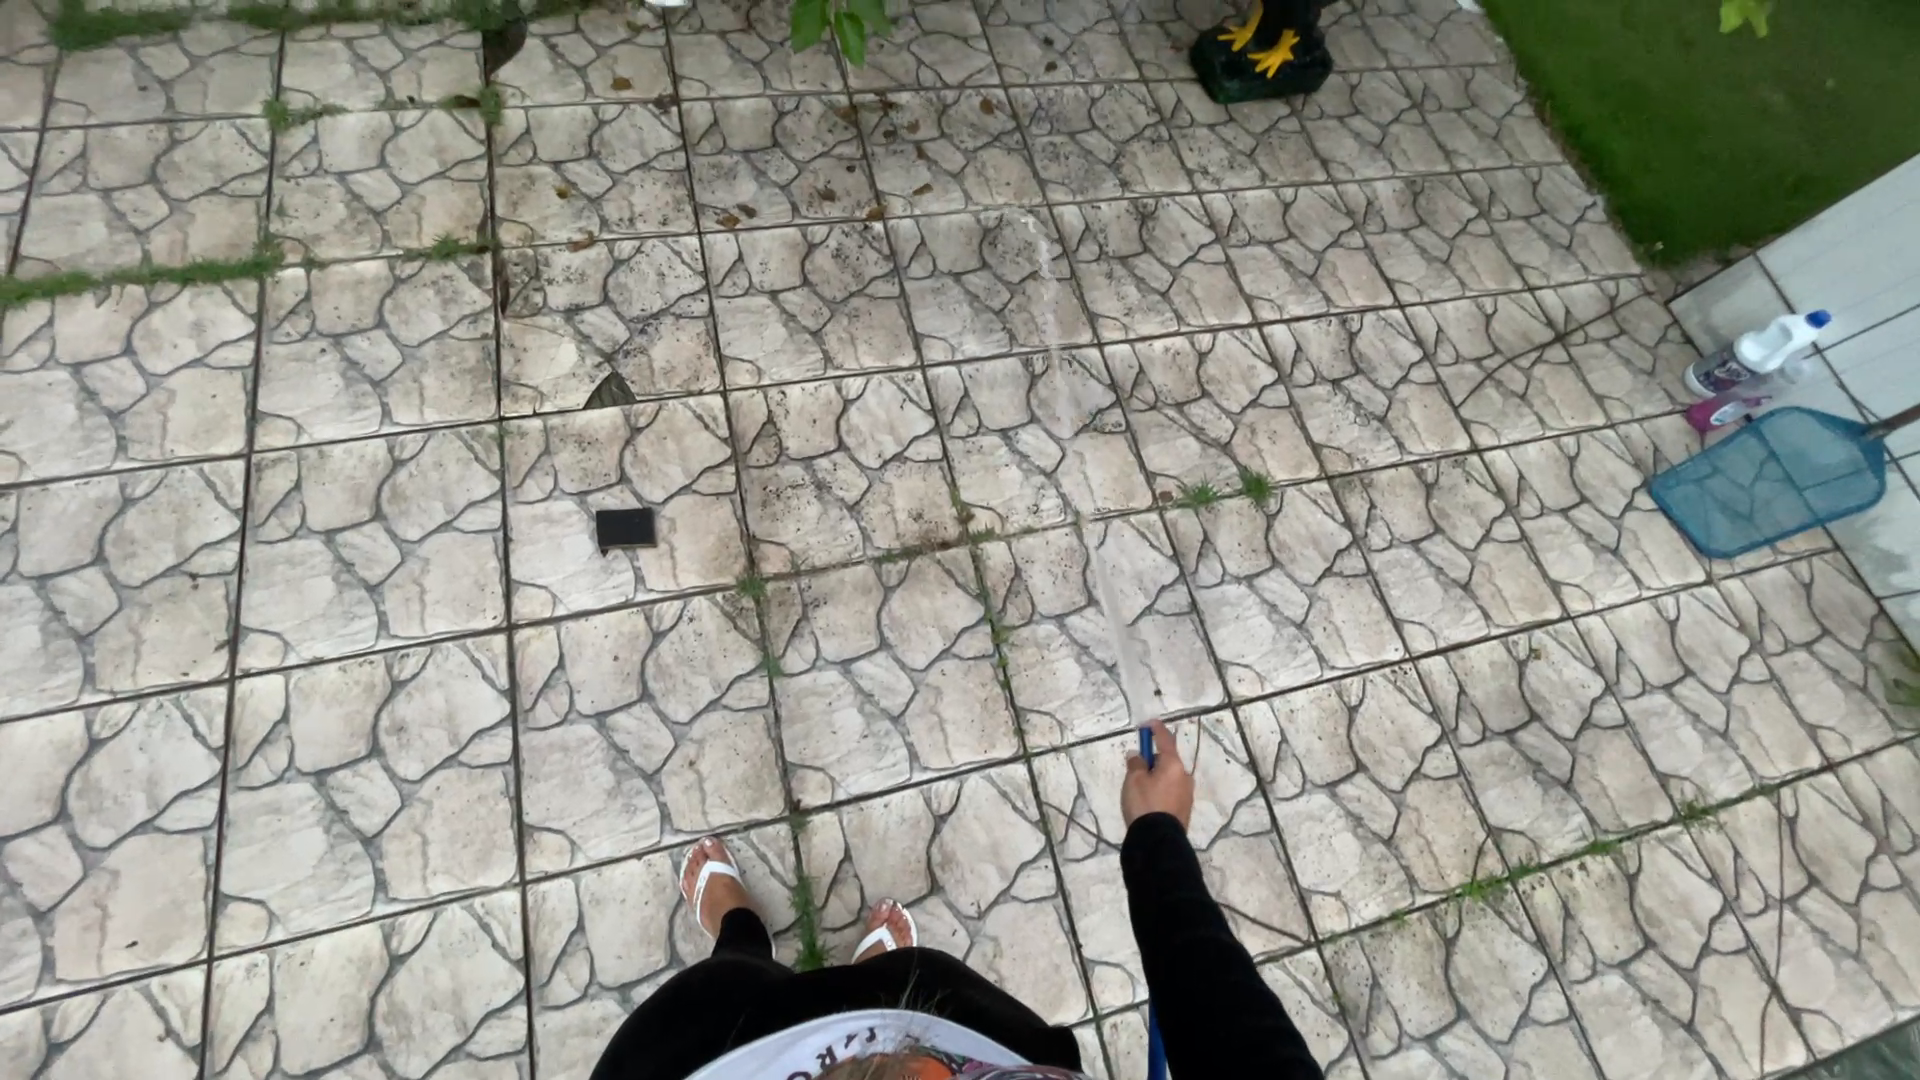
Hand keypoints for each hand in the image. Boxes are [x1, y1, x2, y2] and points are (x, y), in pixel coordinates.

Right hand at [1122, 719, 1193, 829]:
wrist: (1158, 840)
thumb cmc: (1145, 804)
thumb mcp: (1133, 780)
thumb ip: (1135, 763)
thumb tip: (1137, 755)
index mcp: (1173, 765)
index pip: (1165, 739)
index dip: (1156, 729)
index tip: (1147, 723)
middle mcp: (1184, 776)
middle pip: (1167, 759)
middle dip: (1152, 759)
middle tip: (1135, 768)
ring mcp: (1187, 793)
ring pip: (1169, 776)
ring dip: (1156, 776)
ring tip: (1139, 789)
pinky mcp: (1184, 808)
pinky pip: (1171, 790)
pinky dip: (1160, 789)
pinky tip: (1149, 801)